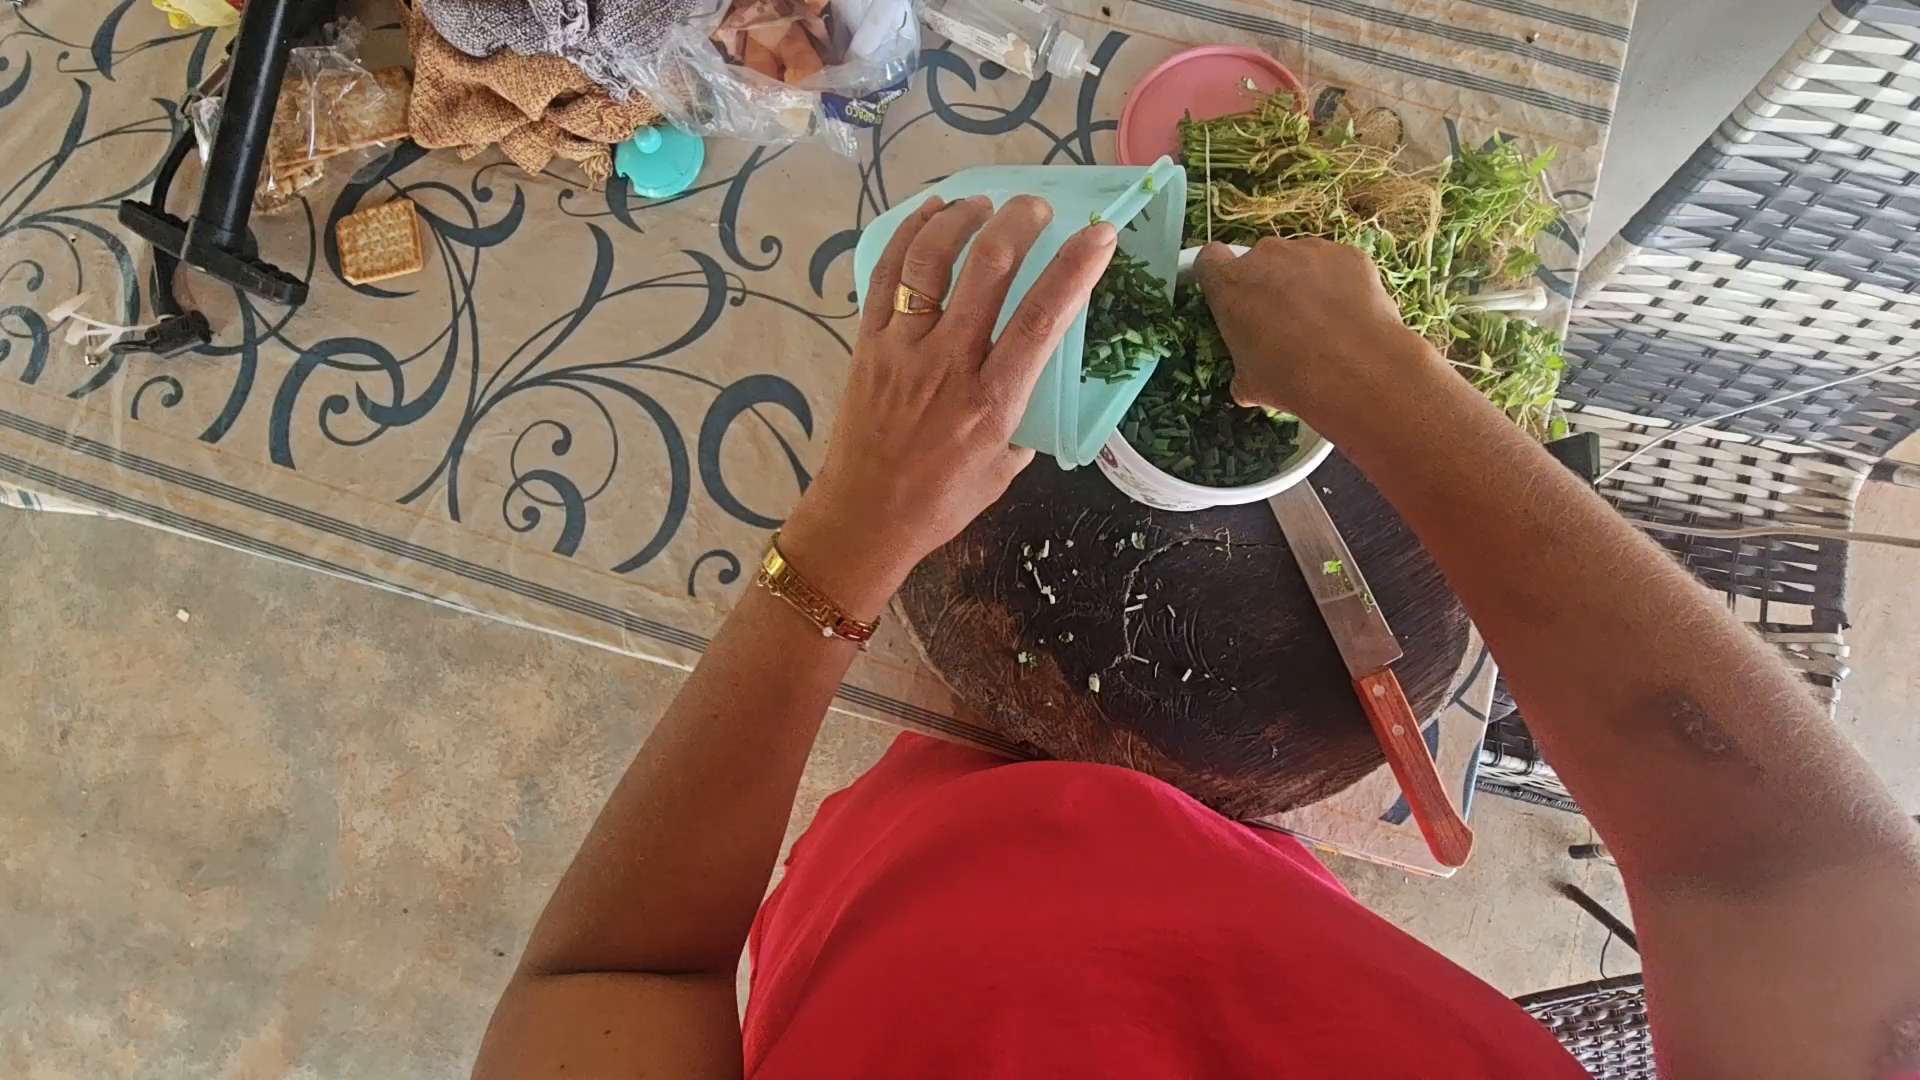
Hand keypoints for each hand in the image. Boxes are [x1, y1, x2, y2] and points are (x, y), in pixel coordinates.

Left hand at [780, 194, 1117, 618]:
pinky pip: (886, 275)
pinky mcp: (867, 344)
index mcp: (992, 402)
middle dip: (1020, 222)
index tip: (1100, 235)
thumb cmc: (940, 502)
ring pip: (931, 260)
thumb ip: (1024, 421)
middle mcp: (948, 365)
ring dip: (962, 218)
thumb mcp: (1004, 470)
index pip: (1042, 319)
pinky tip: (929, 213)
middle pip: (988, 270)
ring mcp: (902, 349)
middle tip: (1037, 208)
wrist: (865, 516)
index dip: (1076, 269)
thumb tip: (1034, 383)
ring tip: (983, 204)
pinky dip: (908, 235)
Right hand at [1194, 237, 1435, 422]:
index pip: (1209, 260)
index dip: (1217, 276)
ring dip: (1301, 282)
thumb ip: (1241, 367)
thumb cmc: (1287, 376)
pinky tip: (1345, 315)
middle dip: (1265, 284)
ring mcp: (1310, 250)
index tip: (1228, 295)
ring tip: (1319, 321)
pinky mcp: (1348, 253)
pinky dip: (1336, 283)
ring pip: (1297, 260)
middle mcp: (1265, 257)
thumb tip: (1248, 381)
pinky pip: (1334, 264)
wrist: (1355, 368)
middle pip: (1257, 261)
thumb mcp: (1248, 382)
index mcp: (1229, 285)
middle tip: (1278, 322)